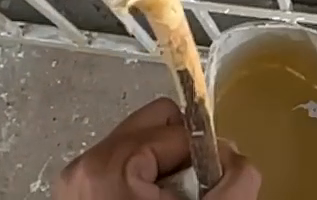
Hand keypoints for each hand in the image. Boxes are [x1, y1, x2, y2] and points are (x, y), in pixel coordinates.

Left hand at [55, 98, 260, 198]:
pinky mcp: (78, 198)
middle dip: (186, 154)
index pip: (183, 131)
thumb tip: (239, 161)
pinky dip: (148, 186)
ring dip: (169, 170)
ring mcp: (77, 184)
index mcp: (109, 165)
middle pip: (158, 123)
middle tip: (198, 193)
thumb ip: (236, 184)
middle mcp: (85, 166)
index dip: (209, 158)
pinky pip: (127, 169)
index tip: (218, 188)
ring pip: (144, 145)